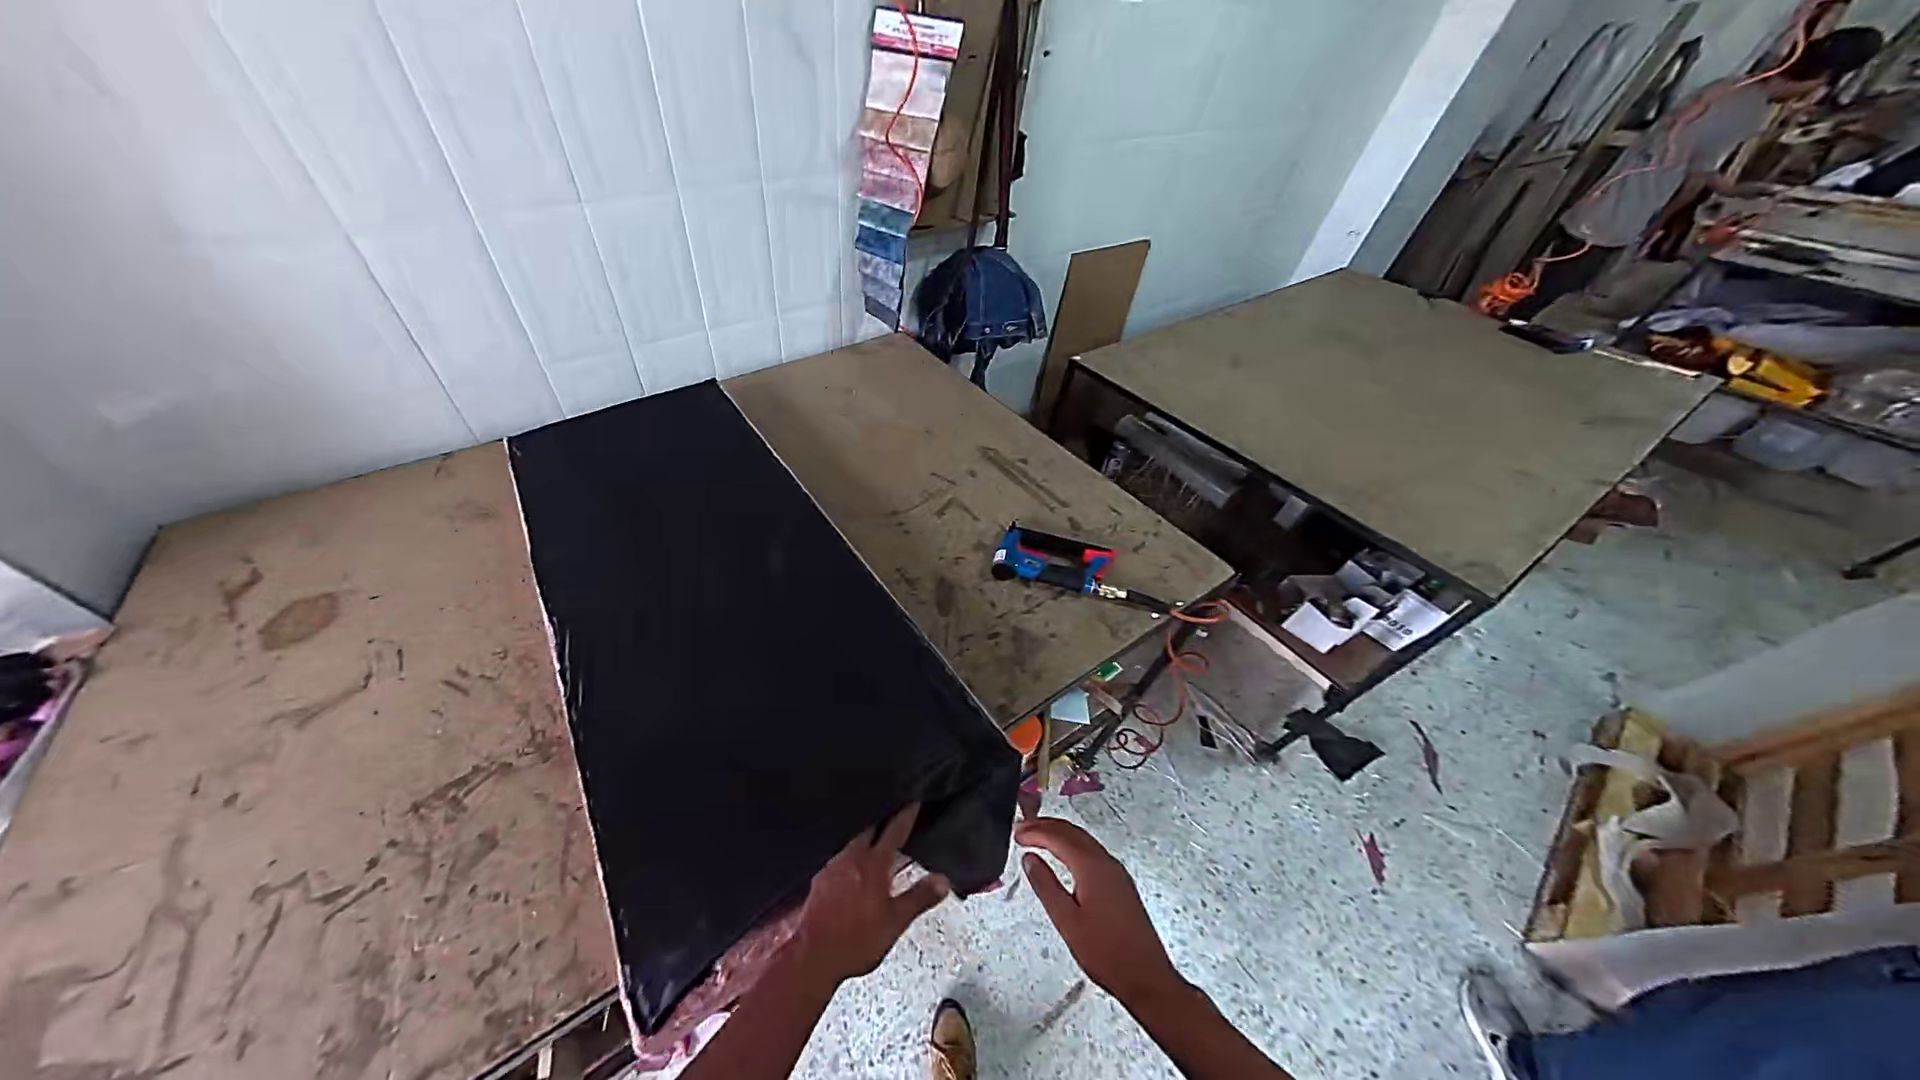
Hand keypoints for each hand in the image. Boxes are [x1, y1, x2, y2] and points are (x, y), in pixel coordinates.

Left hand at [788, 803, 950, 983]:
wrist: (813, 957)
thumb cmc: (854, 942)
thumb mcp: (895, 922)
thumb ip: (920, 897)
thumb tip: (941, 881)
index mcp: (874, 863)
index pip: (895, 829)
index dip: (906, 814)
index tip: (913, 801)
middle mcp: (851, 857)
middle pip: (870, 828)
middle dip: (883, 821)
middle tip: (894, 818)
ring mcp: (833, 866)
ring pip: (853, 841)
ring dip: (865, 838)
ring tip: (875, 842)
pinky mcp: (819, 879)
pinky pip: (838, 857)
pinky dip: (850, 856)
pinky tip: (852, 868)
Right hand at [1017, 817, 1182, 1004]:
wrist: (1147, 978)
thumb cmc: (1108, 954)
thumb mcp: (1067, 921)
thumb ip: (1045, 885)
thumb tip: (1031, 860)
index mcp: (1093, 868)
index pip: (1059, 836)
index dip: (1035, 831)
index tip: (1018, 833)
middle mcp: (1107, 864)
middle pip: (1072, 831)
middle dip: (1045, 826)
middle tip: (1024, 829)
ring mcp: (1117, 873)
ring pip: (1084, 840)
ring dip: (1059, 833)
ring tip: (1038, 837)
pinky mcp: (1121, 883)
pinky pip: (1092, 851)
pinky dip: (1072, 845)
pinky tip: (1064, 855)